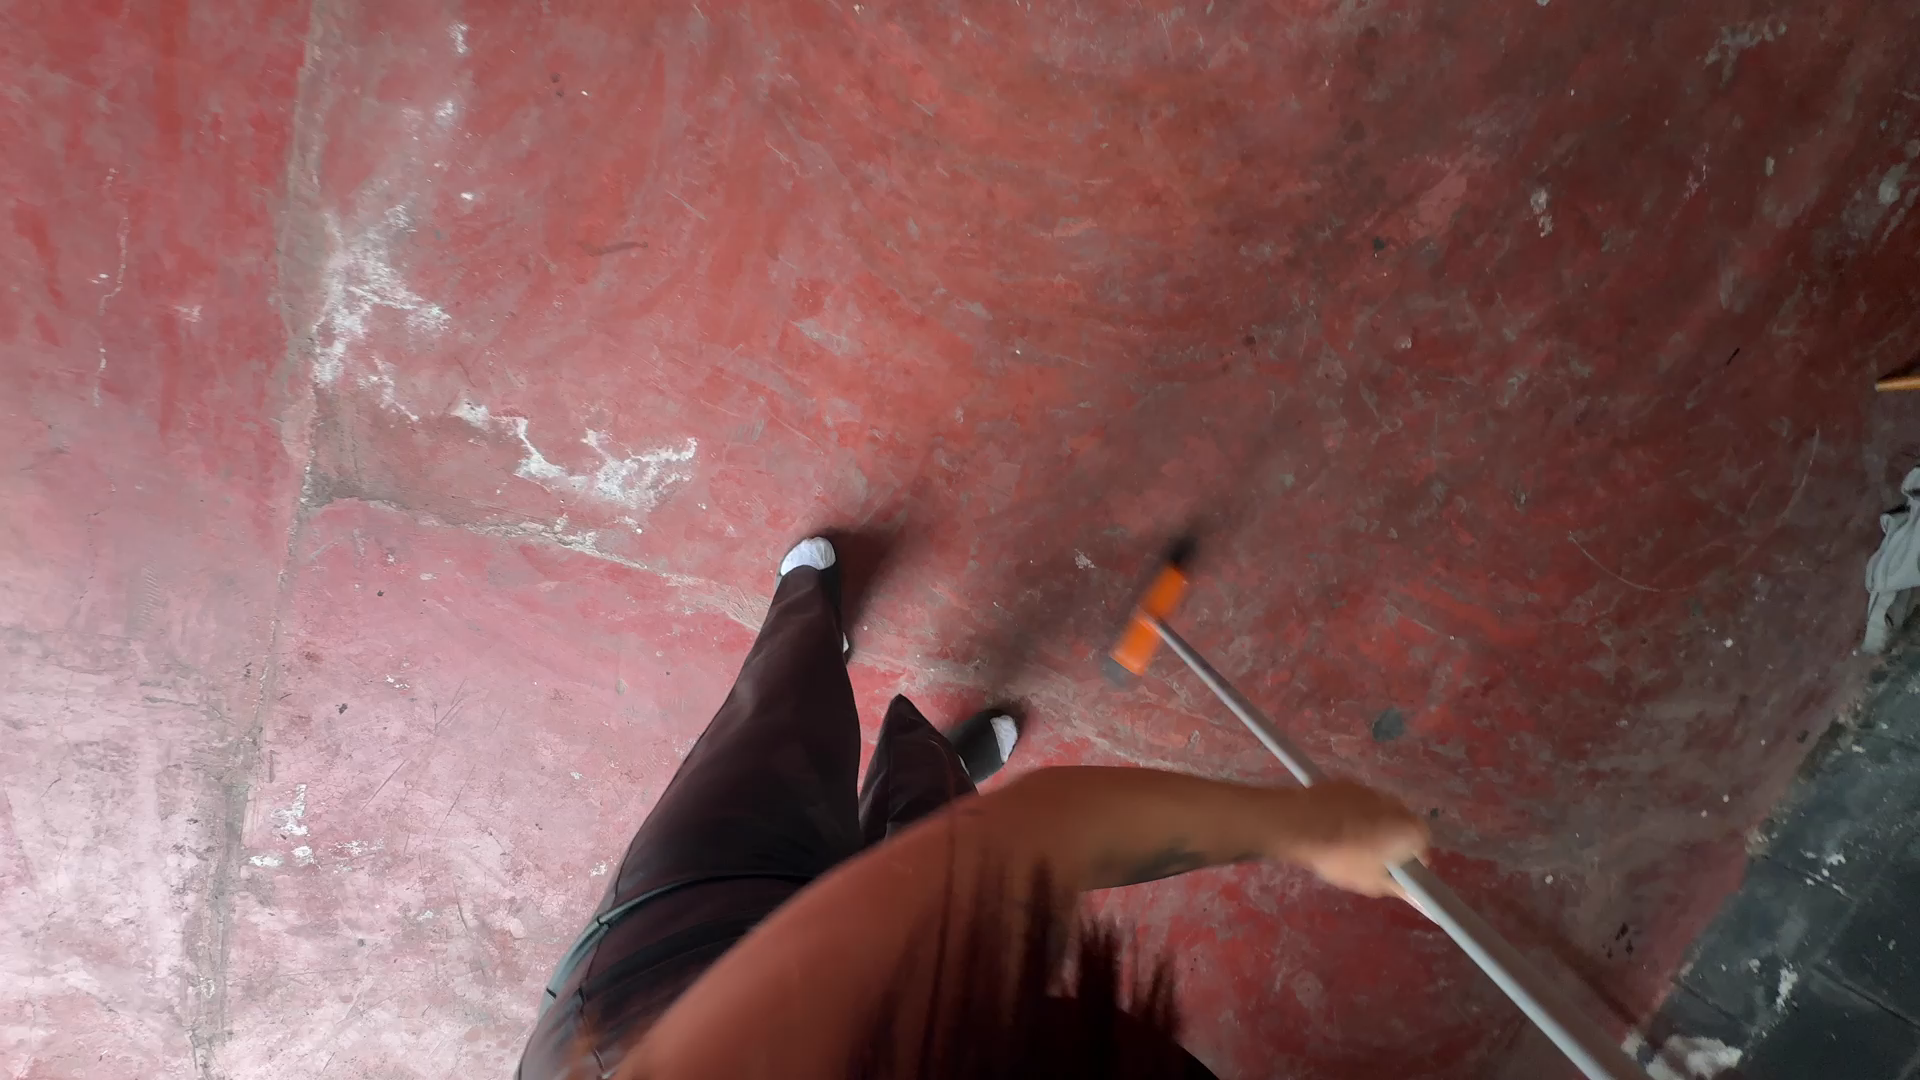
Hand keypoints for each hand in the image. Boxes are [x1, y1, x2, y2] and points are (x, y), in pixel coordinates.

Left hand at [1275, 779, 1428, 897]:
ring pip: (1377, 812)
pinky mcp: (1344, 782)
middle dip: (1389, 840)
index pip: (1422, 848)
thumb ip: (1400, 888)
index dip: (1408, 864)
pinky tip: (1331, 824)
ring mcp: (1368, 788)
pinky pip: (1355, 801)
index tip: (1390, 872)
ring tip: (1344, 841)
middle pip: (1401, 825)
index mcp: (1411, 829)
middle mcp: (1395, 803)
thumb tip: (1417, 895)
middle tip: (1368, 858)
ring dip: (1369, 823)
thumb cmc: (1340, 857)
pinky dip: (1349, 810)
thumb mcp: (1373, 883)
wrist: (1297, 823)